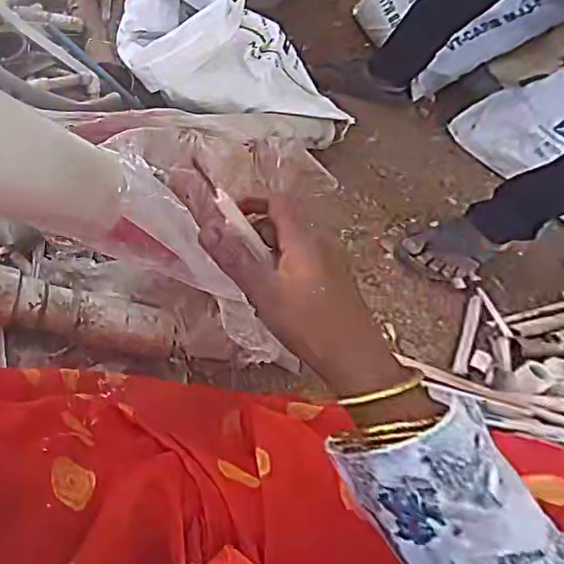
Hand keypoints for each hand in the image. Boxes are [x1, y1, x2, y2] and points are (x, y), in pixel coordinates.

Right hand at [170, 169, 432, 421]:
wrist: (357, 362)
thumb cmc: (309, 324)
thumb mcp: (263, 291)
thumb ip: (233, 258)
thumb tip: (206, 228)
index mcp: (304, 239)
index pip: (277, 201)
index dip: (250, 201)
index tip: (226, 215)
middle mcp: (321, 243)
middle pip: (282, 221)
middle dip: (252, 230)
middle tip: (232, 252)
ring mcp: (330, 261)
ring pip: (290, 242)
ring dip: (264, 250)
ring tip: (250, 277)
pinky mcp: (333, 280)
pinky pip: (300, 259)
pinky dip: (280, 265)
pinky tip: (272, 293)